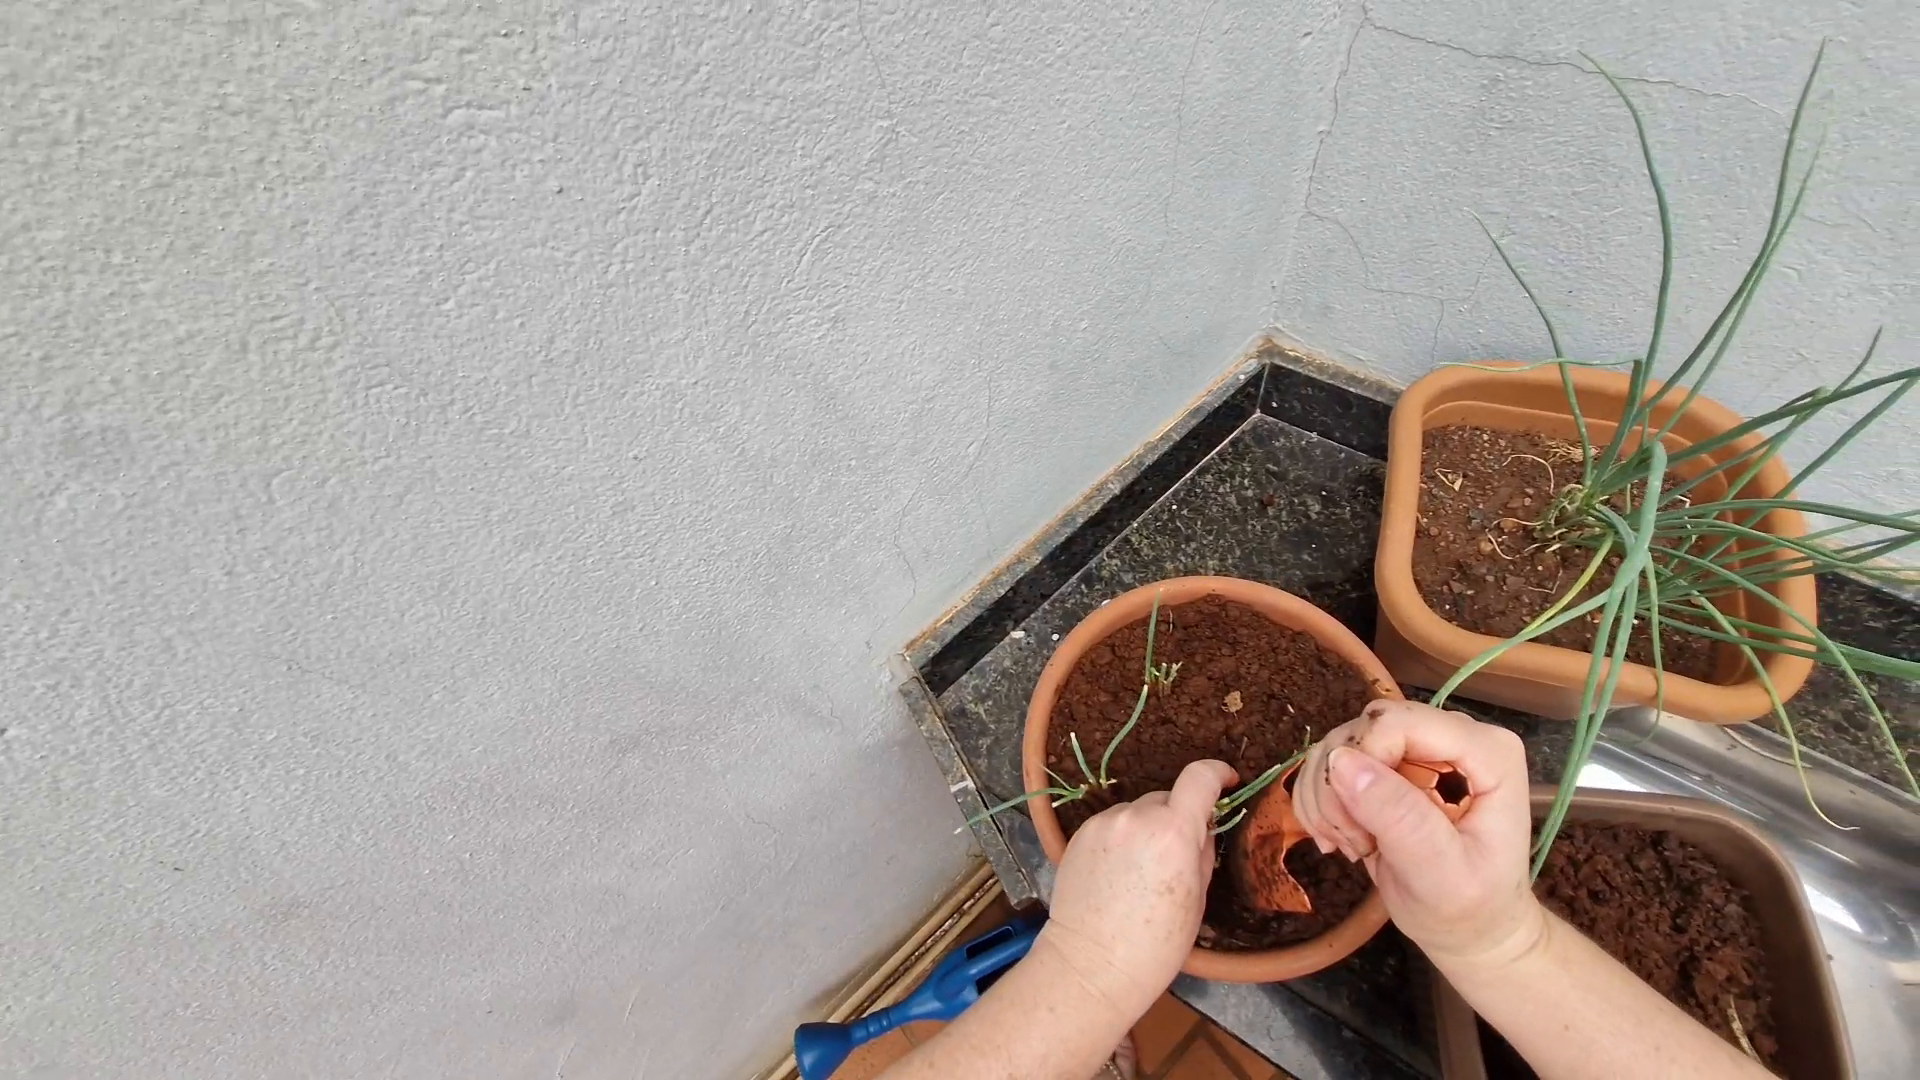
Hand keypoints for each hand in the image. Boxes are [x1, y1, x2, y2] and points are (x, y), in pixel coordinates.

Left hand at [1037, 760, 1235, 1021]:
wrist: (1092, 963)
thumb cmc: (1155, 944)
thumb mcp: (1196, 898)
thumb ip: (1202, 851)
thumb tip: (1203, 826)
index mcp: (1173, 832)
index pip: (1199, 778)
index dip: (1217, 772)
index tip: (1227, 779)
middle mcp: (1136, 816)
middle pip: (1166, 799)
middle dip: (1177, 818)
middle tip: (1178, 855)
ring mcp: (1104, 822)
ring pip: (1137, 812)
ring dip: (1147, 829)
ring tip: (1142, 872)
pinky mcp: (1081, 832)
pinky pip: (1112, 825)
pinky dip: (1122, 838)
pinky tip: (1118, 873)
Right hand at [1292, 700, 1544, 971]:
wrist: (1469, 930)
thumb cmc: (1471, 908)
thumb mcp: (1442, 875)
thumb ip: (1400, 817)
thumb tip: (1341, 761)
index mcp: (1484, 752)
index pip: (1396, 723)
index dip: (1363, 762)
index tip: (1363, 824)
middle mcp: (1446, 735)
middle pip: (1360, 730)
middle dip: (1339, 785)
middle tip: (1355, 840)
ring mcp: (1411, 745)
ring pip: (1334, 744)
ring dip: (1325, 798)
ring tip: (1351, 844)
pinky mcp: (1381, 759)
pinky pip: (1325, 760)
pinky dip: (1317, 801)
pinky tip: (1338, 836)